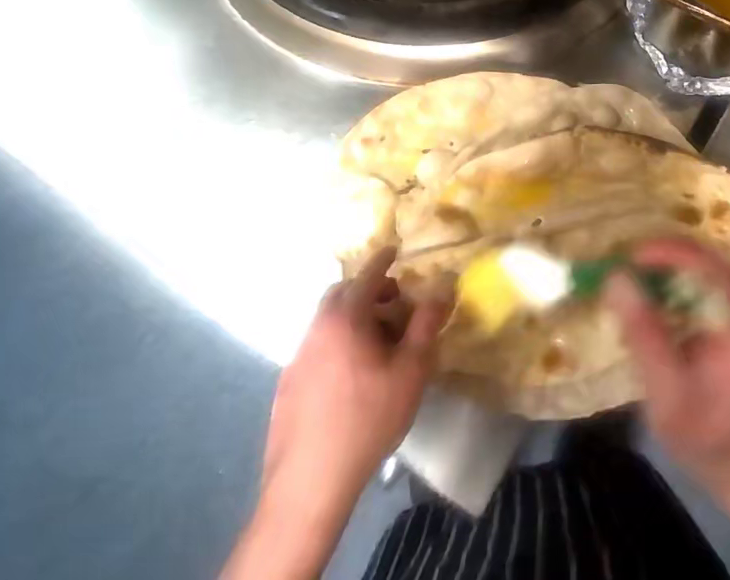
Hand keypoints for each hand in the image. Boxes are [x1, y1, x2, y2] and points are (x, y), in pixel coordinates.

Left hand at [263, 249, 451, 510]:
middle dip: (370, 291)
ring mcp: (296, 360)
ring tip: (382, 345)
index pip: (365, 276)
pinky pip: (318, 349)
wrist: (310, 480)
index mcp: (344, 319)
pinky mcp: (287, 388)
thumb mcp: (412, 367)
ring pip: (328, 324)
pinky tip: (356, 376)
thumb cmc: (369, 415)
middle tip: (397, 304)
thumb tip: (443, 286)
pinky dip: (340, 345)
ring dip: (355, 321)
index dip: (382, 260)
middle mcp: (315, 331)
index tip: (394, 249)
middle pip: (341, 297)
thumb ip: (427, 322)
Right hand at [604, 238, 729, 500]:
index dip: (670, 251)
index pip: (711, 265)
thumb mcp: (668, 396)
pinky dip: (692, 297)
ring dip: (678, 280)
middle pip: (713, 267)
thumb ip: (645, 335)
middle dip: (667, 264)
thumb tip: (617, 280)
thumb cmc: (712, 441)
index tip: (631, 255)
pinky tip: (668, 316)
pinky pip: (722, 297)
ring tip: (641, 291)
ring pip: (716, 280)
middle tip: (627, 271)